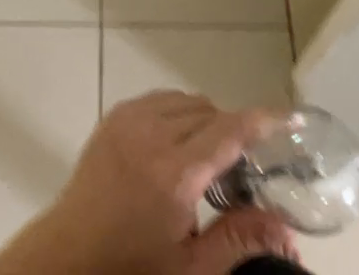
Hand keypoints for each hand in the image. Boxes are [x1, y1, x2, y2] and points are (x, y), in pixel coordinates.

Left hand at [0, 90, 296, 274]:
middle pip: (209, 111)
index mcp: (173, 173)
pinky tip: (176, 143)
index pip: (228, 130)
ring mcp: (127, 121)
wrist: (69, 254)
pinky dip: (176, 112)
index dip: (262, 120)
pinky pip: (157, 99)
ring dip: (204, 119)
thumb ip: (240, 239)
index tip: (288, 118)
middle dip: (231, 131)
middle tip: (239, 166)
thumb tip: (288, 231)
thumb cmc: (131, 263)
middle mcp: (150, 135)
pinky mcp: (113, 118)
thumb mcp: (190, 265)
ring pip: (184, 100)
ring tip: (206, 157)